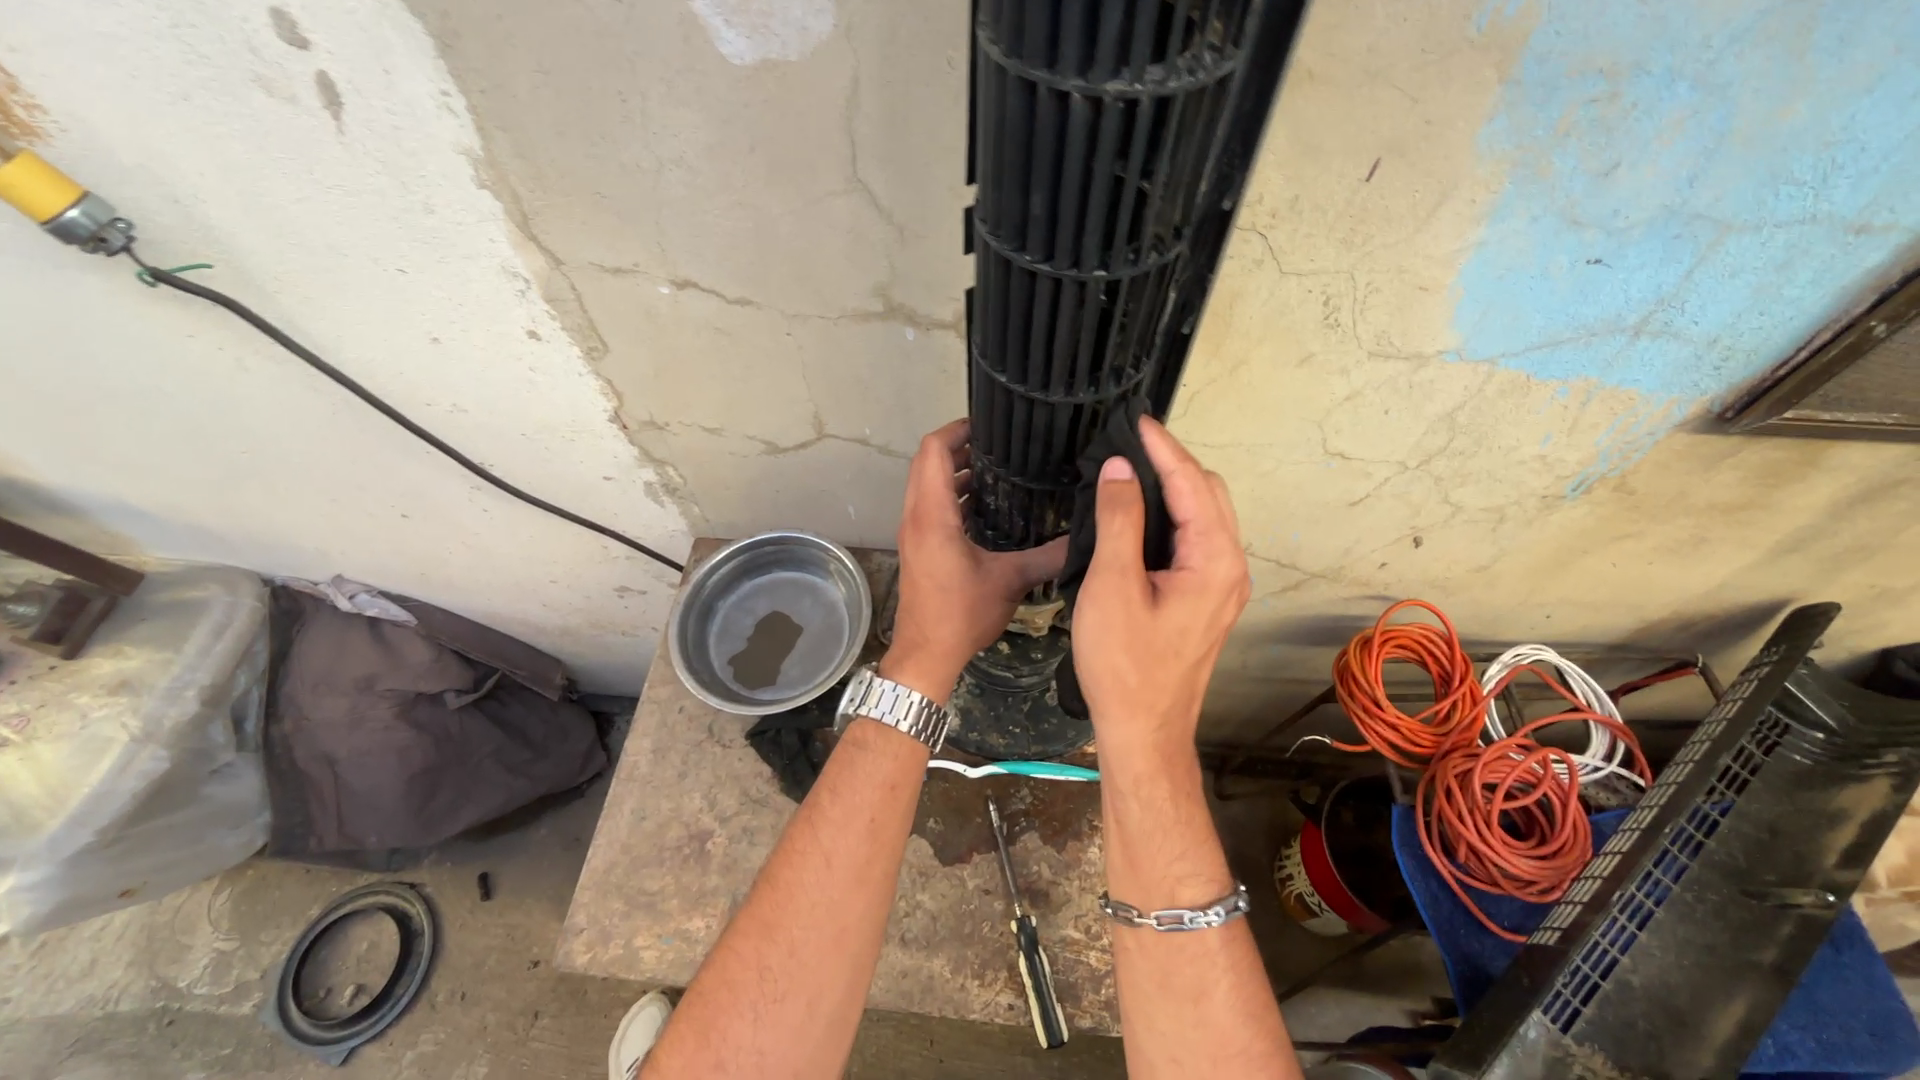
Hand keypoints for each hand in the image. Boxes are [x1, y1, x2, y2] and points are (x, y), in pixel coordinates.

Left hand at [881, 420, 1066, 703]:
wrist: (926, 655)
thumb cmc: (961, 614)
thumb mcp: (1010, 581)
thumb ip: (1047, 556)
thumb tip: (1083, 536)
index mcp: (932, 514)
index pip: (934, 451)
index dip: (957, 430)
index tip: (989, 426)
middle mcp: (916, 516)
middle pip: (928, 463)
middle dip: (959, 447)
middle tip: (1000, 445)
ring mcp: (912, 532)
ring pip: (926, 485)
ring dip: (954, 472)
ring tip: (996, 470)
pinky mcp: (917, 548)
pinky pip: (929, 505)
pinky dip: (951, 495)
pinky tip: (985, 507)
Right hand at [1069, 417, 1249, 756]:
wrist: (1143, 730)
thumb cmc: (1124, 664)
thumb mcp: (1112, 587)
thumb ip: (1119, 521)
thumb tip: (1121, 469)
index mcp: (1215, 560)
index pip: (1193, 484)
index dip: (1164, 448)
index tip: (1136, 419)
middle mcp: (1230, 568)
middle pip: (1209, 495)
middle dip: (1174, 463)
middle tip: (1129, 443)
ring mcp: (1222, 587)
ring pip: (1204, 518)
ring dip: (1174, 489)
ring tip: (1132, 469)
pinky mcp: (1206, 601)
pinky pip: (1195, 542)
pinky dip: (1172, 518)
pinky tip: (1140, 515)